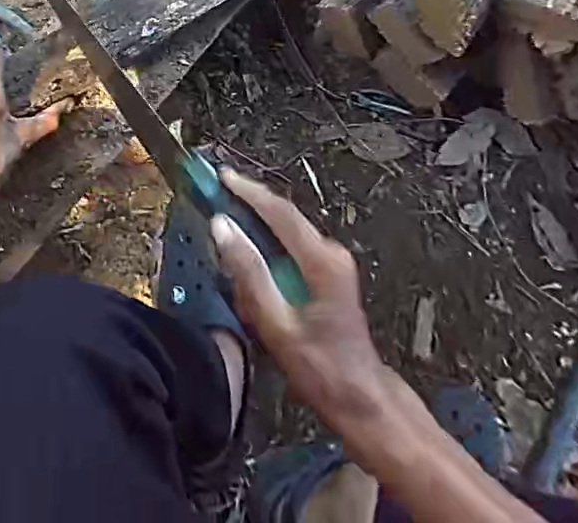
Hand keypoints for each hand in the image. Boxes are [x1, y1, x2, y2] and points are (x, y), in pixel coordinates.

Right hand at [210, 167, 391, 434]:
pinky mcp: (326, 274)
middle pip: (283, 215)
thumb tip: (222, 227)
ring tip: (224, 216)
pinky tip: (246, 251)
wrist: (363, 401)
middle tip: (215, 191)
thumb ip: (248, 272)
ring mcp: (331, 263)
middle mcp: (330, 253)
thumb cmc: (322, 369)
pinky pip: (289, 245)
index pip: (279, 211)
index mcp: (322, 260)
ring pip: (285, 229)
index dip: (247, 191)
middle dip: (248, 200)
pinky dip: (264, 240)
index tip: (220, 177)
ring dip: (254, 221)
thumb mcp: (277, 324)